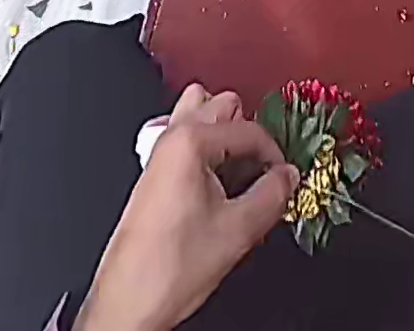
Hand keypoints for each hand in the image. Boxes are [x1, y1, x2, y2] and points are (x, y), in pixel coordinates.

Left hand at [76, 85, 298, 330]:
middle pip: (224, 105)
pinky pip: (185, 134)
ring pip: (200, 110)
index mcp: (191, 141)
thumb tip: (288, 176)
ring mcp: (159, 151)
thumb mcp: (238, 231)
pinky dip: (205, 145)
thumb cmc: (169, 269)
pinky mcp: (154, 170)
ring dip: (224, 130)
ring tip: (237, 167)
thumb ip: (273, 194)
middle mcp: (172, 137)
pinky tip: (214, 180)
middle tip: (259, 168)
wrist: (125, 307)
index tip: (282, 178)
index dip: (273, 154)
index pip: (250, 130)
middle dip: (249, 132)